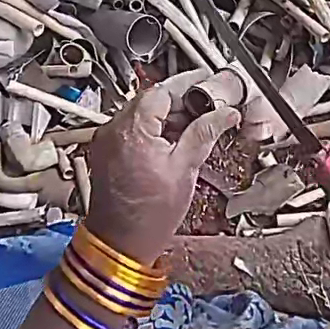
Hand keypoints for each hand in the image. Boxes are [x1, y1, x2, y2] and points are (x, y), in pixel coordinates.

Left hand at [85, 68, 240, 262]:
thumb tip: (224, 113)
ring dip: (166, 116)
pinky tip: (170, 143)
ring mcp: (107, 138)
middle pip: (150, 99)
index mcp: (133, 129)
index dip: (187, 87)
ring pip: (140, 112)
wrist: (121, 242)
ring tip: (190, 131)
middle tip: (205, 110)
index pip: (162, 90)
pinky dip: (151, 129)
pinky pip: (131, 128)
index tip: (206, 86)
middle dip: (179, 102)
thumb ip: (203, 133)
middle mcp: (114, 128)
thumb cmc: (148, 215)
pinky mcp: (105, 149)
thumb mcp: (185, 169)